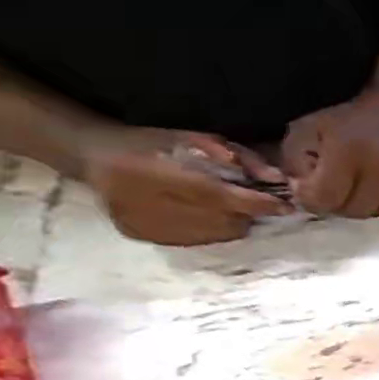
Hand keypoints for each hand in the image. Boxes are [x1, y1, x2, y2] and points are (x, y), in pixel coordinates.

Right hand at [79, 128, 288, 245]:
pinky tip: (201, 214)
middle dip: (246, 212)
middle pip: (225, 220)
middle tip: (245, 200)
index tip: (286, 206)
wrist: (92, 155)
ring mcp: (143, 223)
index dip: (259, 203)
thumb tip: (278, 179)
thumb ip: (242, 158)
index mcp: (156, 172)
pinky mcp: (141, 235)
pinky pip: (196, 240)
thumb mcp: (198, 139)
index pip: (222, 197)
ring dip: (230, 222)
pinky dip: (210, 230)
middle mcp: (146, 203)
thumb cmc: (152, 143)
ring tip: (219, 205)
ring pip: (215, 234)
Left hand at [281, 86, 378, 218]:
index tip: (312, 190)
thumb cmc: (355, 117)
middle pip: (354, 211)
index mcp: (347, 151)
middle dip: (340, 203)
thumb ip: (295, 160)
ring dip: (368, 202)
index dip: (312, 199)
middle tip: (338, 188)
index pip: (324, 198)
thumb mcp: (309, 127)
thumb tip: (300, 190)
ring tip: (365, 183)